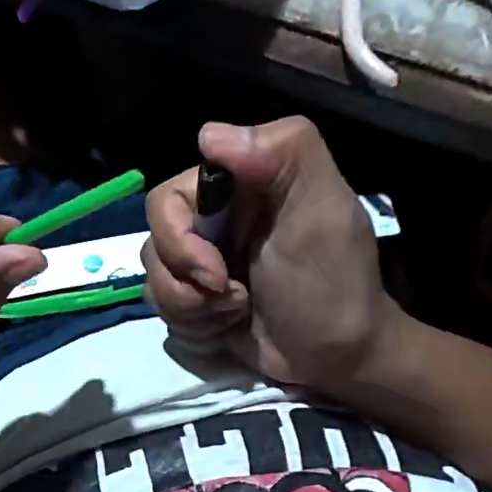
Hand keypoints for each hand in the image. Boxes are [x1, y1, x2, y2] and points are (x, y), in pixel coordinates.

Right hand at [143, 118, 406, 391]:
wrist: (337, 357)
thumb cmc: (332, 283)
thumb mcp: (323, 210)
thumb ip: (285, 152)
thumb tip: (208, 134)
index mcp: (239, 189)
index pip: (167, 200)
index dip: (178, 239)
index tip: (216, 272)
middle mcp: (214, 221)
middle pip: (154, 244)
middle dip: (186, 283)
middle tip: (234, 300)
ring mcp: (203, 265)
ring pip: (155, 281)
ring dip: (192, 309)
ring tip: (236, 314)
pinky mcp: (199, 302)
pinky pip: (165, 312)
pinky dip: (194, 328)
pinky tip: (228, 329)